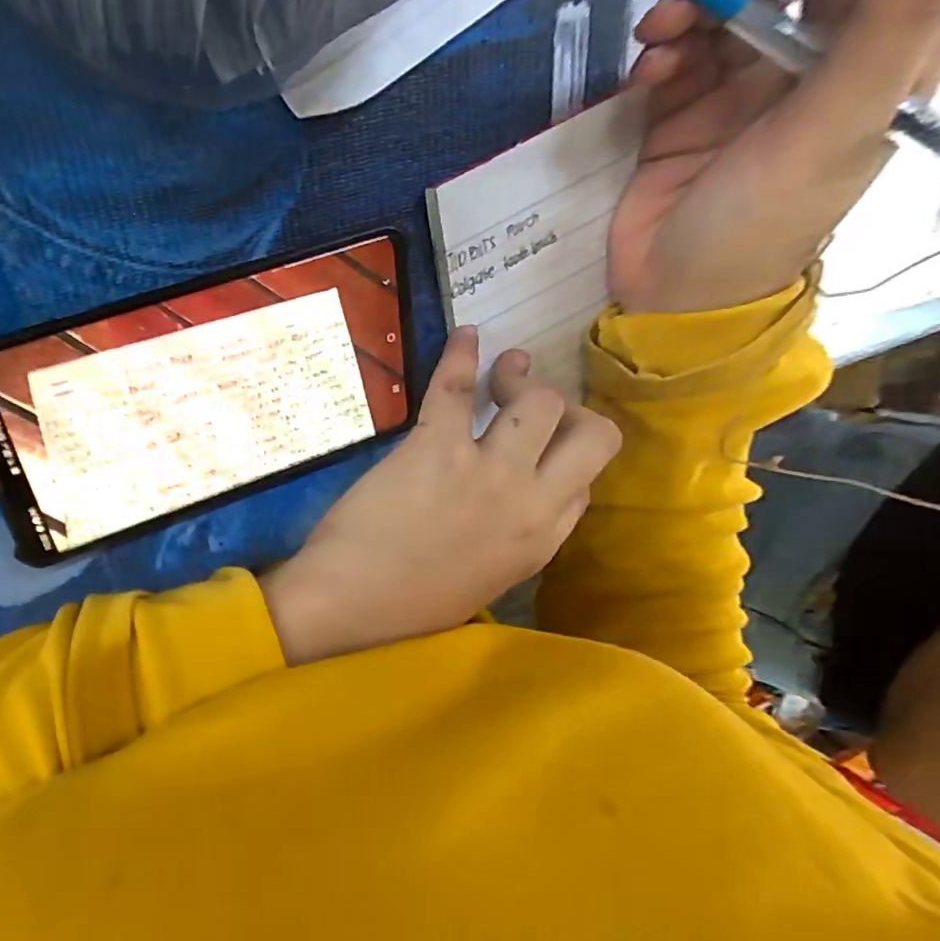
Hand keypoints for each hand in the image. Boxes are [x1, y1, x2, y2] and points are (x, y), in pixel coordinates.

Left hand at [259, 328, 621, 665]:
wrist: (351, 602)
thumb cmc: (405, 604)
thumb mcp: (481, 585)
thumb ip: (508, 544)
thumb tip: (513, 508)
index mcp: (540, 542)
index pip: (585, 481)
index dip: (566, 456)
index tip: (540, 446)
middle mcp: (530, 501)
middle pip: (588, 434)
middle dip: (565, 410)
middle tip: (526, 402)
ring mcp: (487, 471)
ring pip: (540, 402)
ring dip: (523, 380)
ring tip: (505, 369)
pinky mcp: (435, 448)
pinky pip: (456, 388)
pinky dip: (460, 357)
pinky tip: (465, 335)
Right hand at [609, 0, 939, 313]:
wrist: (673, 290)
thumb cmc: (762, 220)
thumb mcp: (834, 129)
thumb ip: (889, 29)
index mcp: (889, 54)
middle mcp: (824, 58)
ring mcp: (749, 85)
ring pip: (739, 4)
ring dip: (698, 4)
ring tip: (663, 28)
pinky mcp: (686, 111)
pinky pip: (679, 56)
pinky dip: (661, 51)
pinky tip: (648, 72)